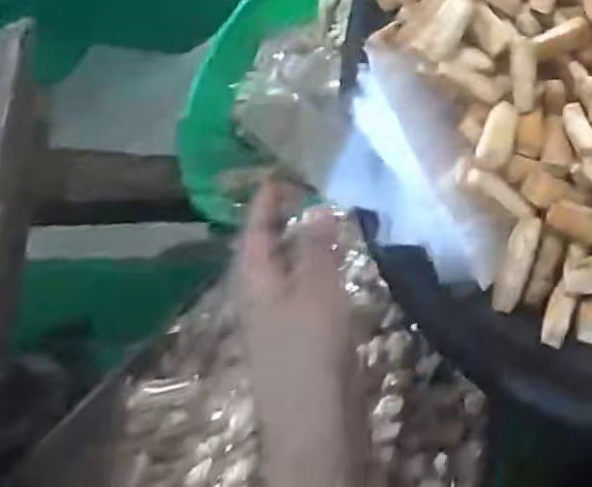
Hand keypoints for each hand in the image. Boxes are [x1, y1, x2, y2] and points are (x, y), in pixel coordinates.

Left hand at [237, 180, 362, 486]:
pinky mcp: (300, 334)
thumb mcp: (316, 286)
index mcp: (255, 283)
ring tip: (325, 217)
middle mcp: (260, 297)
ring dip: (301, 241)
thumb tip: (315, 207)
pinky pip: (303, 286)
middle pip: (265, 250)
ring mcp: (278, 318)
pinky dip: (316, 264)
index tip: (279, 174)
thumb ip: (315, 246)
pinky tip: (337, 263)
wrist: (316, 418)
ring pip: (286, 269)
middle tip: (305, 189)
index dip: (264, 203)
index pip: (254, 233)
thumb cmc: (311, 345)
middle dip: (281, 220)